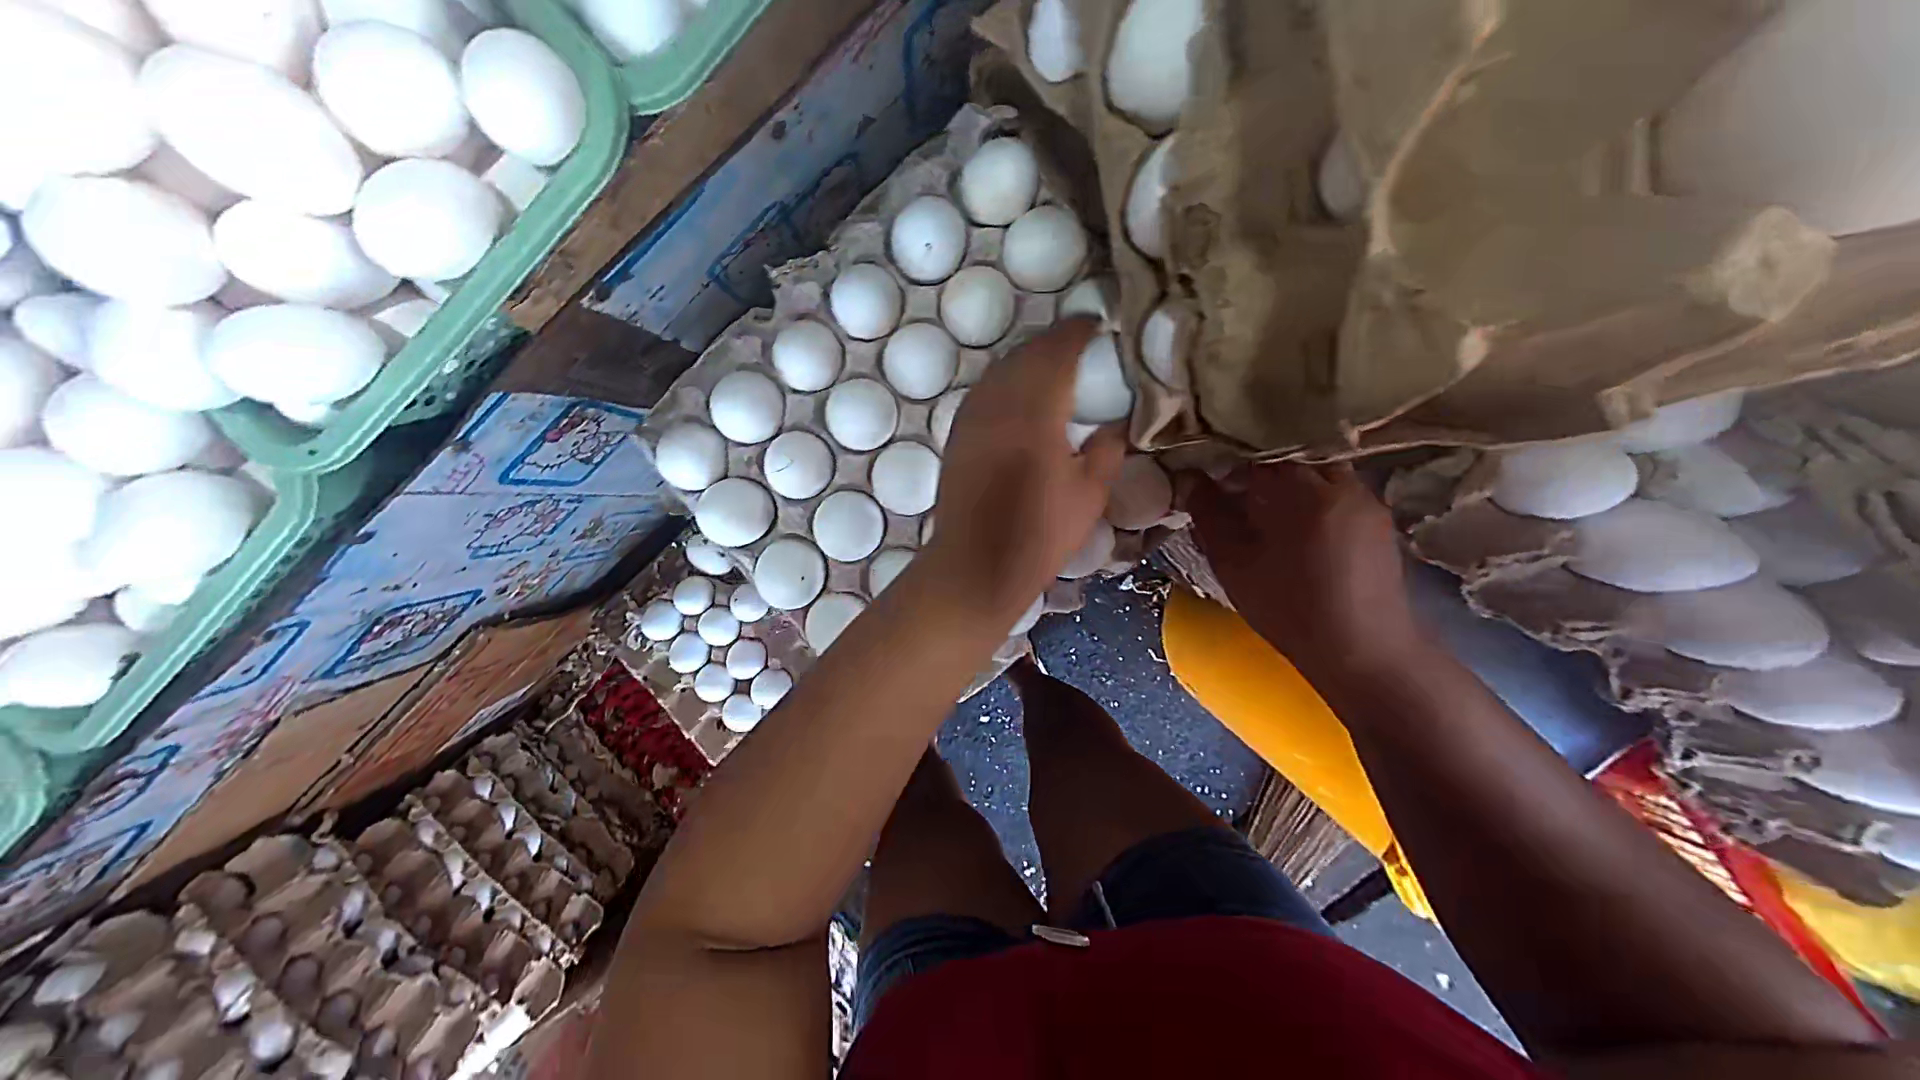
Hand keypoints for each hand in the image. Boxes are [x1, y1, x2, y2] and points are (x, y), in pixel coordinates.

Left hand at [923, 320, 1125, 623]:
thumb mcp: (1089, 494)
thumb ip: (1107, 449)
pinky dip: (1007, 383)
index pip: (1058, 350)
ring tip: (1055, 371)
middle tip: (1082, 348)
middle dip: (1054, 344)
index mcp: (1035, 410)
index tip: (1098, 326)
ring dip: (1028, 361)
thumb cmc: (1038, 534)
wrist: (975, 565)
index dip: (1079, 332)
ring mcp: (971, 416)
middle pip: (1026, 353)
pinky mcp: (957, 434)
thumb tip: (1116, 424)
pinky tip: (1023, 400)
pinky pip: (985, 391)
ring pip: (1001, 369)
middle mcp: (997, 401)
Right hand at [1185, 463, 1422, 680]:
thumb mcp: (1236, 566)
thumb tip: (1189, 479)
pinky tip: (1293, 528)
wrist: (1365, 654)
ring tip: (1261, 510)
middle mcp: (1343, 485)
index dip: (1229, 460)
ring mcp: (1367, 501)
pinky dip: (1310, 498)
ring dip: (1288, 483)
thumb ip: (1209, 517)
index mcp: (1306, 491)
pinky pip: (1337, 492)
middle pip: (1293, 456)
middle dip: (1260, 469)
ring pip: (1317, 472)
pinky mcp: (1379, 522)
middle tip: (1232, 492)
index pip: (1259, 452)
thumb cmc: (1291, 612)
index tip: (1208, 476)